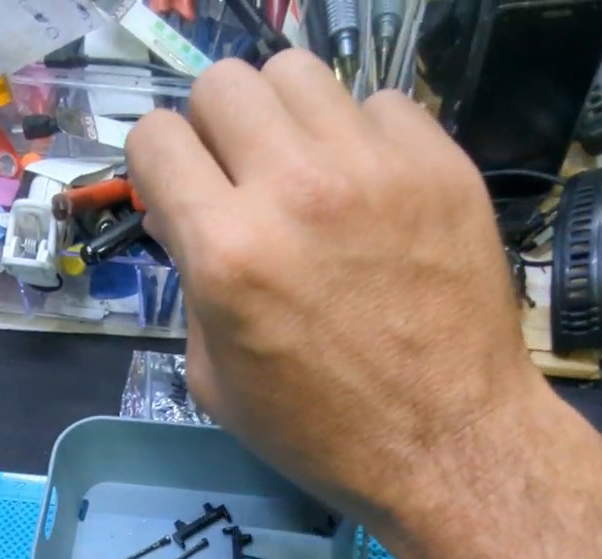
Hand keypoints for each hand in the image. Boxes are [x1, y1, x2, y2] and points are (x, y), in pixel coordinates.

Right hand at [126, 52, 548, 531]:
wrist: (445, 442)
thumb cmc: (318, 432)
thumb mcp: (216, 381)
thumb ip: (190, 287)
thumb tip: (183, 220)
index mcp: (226, 253)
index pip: (156, 138)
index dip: (156, 166)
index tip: (176, 194)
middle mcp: (294, 189)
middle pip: (223, 83)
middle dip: (214, 130)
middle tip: (237, 182)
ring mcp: (373, 167)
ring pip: (297, 73)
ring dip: (281, 121)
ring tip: (300, 176)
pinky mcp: (438, 163)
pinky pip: (376, 106)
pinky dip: (358, 141)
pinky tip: (367, 195)